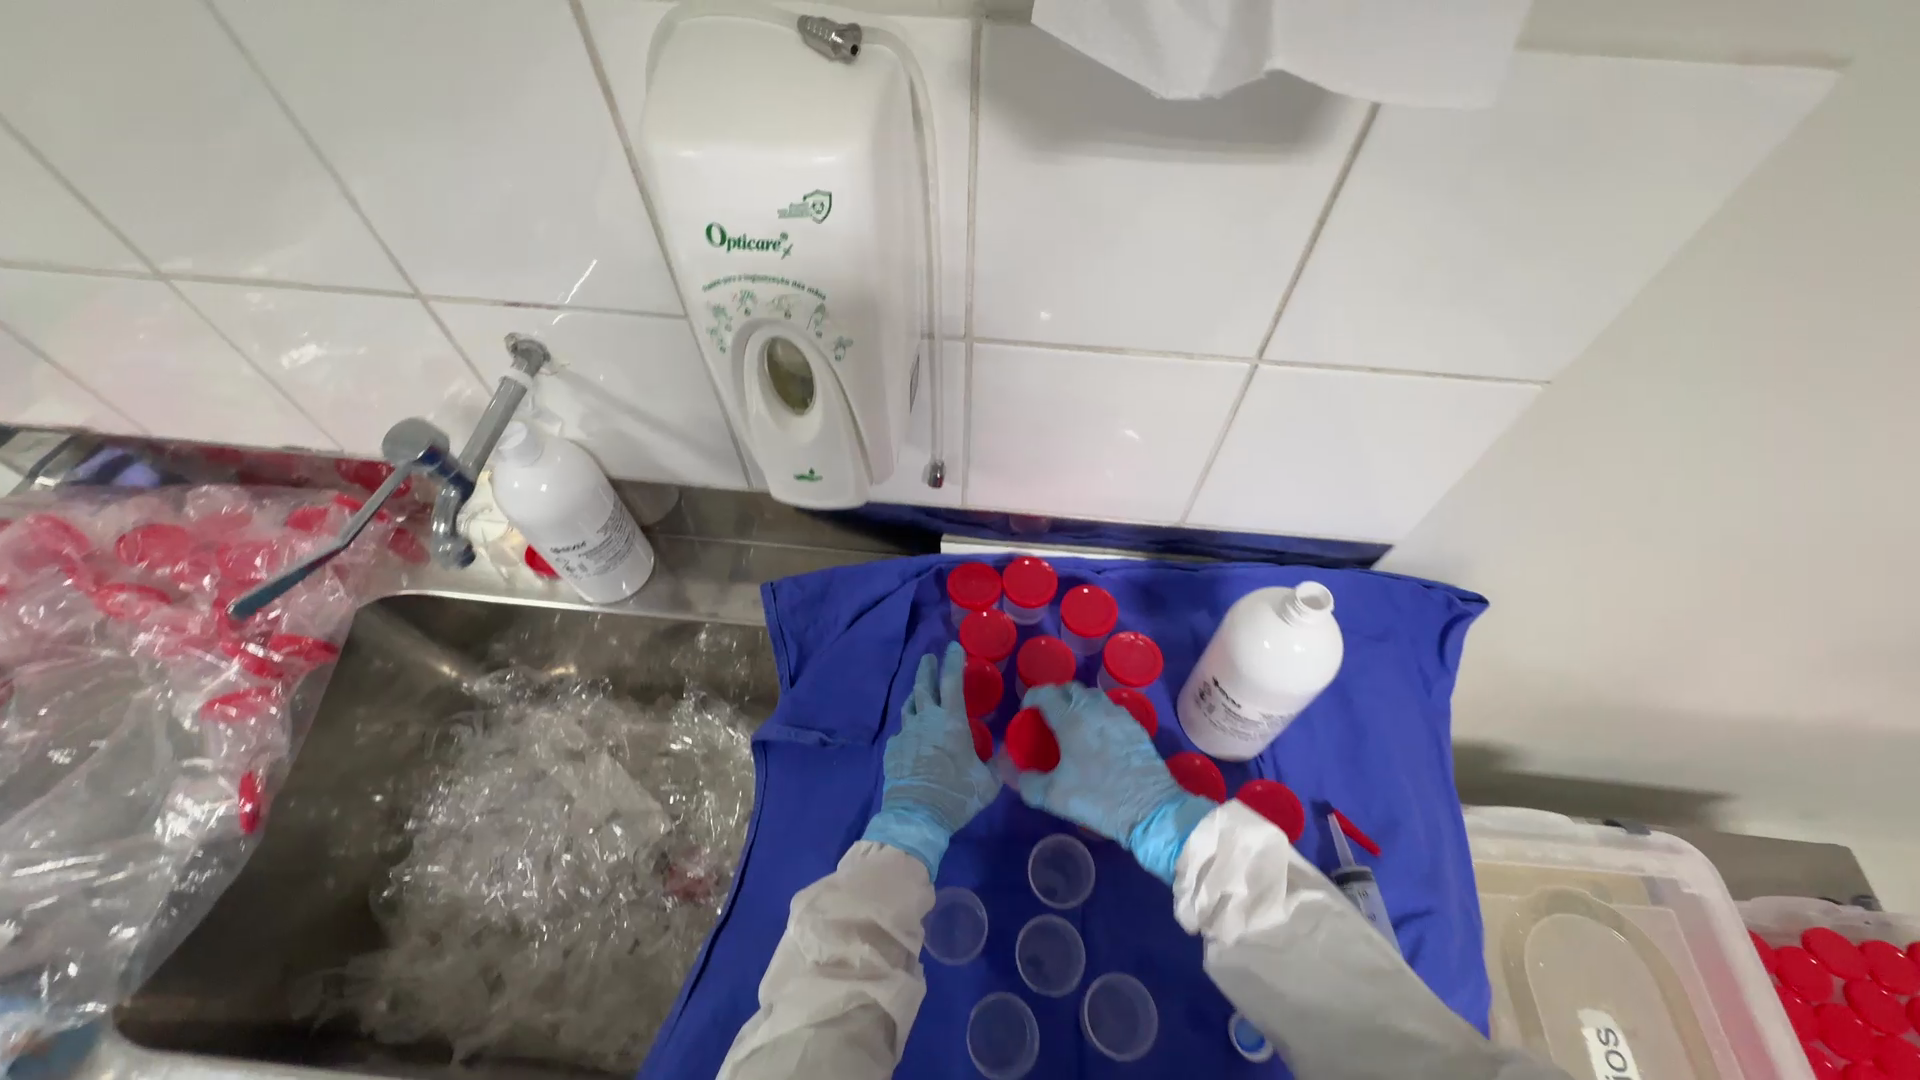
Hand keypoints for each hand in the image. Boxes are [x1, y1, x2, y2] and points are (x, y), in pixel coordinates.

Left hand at [861, 642, 1000, 878]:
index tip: (954, 647)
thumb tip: (1004, 755)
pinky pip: (901, 731)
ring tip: (920, 691)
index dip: (953, 660)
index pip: (951, 681)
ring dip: (916, 694)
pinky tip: (912, 734)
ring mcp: (905, 733)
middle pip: (924, 685)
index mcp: (950, 721)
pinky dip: (908, 727)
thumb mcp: (988, 782)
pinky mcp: (892, 749)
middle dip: (927, 668)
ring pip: (909, 705)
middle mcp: (925, 720)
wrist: (916, 816)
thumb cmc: (956, 795)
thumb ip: (996, 765)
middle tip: (929, 657)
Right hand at [1012, 682, 1215, 883]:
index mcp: (1071, 719)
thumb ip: (1027, 781)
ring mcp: (1119, 715)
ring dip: (1078, 703)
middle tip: (1047, 718)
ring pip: (1093, 696)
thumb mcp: (1053, 796)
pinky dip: (1099, 714)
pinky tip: (1098, 736)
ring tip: (1072, 725)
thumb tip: (1016, 772)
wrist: (1150, 809)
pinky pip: (1111, 710)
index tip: (1026, 713)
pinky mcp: (1137, 727)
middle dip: (1055, 697)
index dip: (1031, 698)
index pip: (1045, 692)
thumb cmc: (1098, 798)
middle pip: (1070, 689)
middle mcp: (1095, 709)